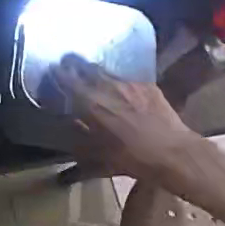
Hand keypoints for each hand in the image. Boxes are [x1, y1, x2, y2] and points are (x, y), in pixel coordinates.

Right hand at [55, 54, 203, 180]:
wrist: (172, 152)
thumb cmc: (131, 159)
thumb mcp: (97, 155)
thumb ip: (80, 137)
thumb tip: (71, 123)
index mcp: (90, 103)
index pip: (66, 79)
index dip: (56, 74)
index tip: (52, 73)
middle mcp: (107, 87)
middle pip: (85, 67)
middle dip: (74, 66)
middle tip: (68, 68)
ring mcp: (129, 83)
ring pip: (106, 72)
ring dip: (96, 75)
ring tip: (94, 81)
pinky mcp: (147, 85)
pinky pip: (127, 80)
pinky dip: (119, 85)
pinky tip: (122, 94)